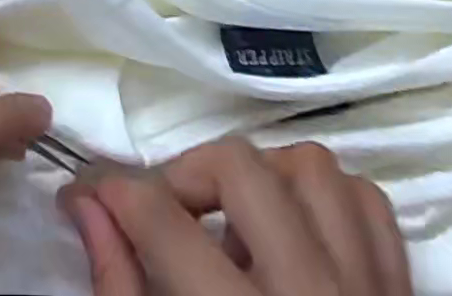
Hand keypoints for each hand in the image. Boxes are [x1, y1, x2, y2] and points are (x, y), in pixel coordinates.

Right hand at [63, 139, 411, 295]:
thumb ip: (118, 286)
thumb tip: (87, 205)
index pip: (162, 220)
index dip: (108, 192)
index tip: (85, 195)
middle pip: (241, 168)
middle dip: (183, 175)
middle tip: (160, 214)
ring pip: (315, 170)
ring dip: (261, 177)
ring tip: (230, 220)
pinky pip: (367, 206)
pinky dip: (321, 200)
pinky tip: (288, 234)